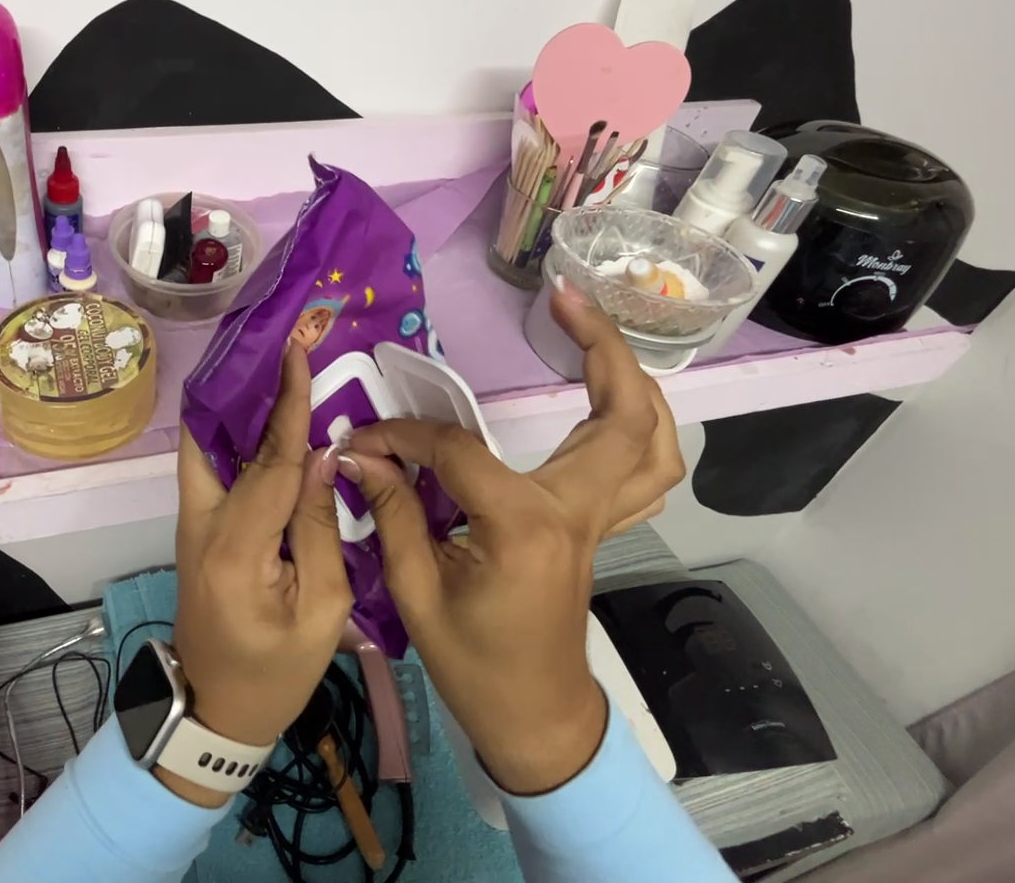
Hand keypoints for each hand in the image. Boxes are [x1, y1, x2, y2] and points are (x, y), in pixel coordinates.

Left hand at [169, 338, 352, 804]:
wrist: (215, 708)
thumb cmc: (278, 671)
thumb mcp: (322, 611)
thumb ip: (319, 528)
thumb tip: (321, 456)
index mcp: (237, 550)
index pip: (270, 462)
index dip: (288, 404)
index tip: (297, 351)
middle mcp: (200, 525)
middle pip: (222, 441)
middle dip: (249, 387)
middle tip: (275, 339)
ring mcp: (187, 525)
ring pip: (202, 448)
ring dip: (231, 404)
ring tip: (265, 363)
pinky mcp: (190, 528)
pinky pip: (205, 467)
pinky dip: (225, 432)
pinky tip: (252, 412)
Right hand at [338, 283, 682, 793]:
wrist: (534, 716)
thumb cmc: (472, 663)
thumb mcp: (414, 590)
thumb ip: (393, 510)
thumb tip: (362, 452)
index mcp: (525, 526)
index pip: (457, 451)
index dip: (402, 436)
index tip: (362, 438)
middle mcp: (577, 512)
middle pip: (620, 413)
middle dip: (602, 345)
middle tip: (564, 298)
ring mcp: (600, 521)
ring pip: (653, 439)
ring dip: (634, 378)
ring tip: (594, 334)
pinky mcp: (600, 529)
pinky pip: (646, 470)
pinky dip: (640, 427)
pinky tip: (609, 403)